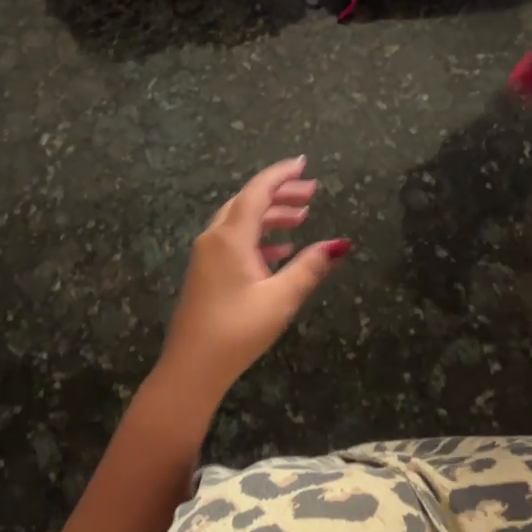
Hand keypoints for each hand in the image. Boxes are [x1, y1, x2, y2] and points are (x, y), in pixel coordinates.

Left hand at [156, 157, 350, 402]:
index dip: (282, 174)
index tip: (304, 163)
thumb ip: (309, 268)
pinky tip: (281, 250)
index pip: (258, 191)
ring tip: (303, 217)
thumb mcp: (280, 299)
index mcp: (230, 237)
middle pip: (249, 201)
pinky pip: (235, 240)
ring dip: (271, 215)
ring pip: (241, 221)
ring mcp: (207, 255)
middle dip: (281, 193)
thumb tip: (340, 244)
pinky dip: (260, 237)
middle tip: (312, 192)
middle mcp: (215, 238)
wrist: (191, 368)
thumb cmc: (237, 331)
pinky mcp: (207, 272)